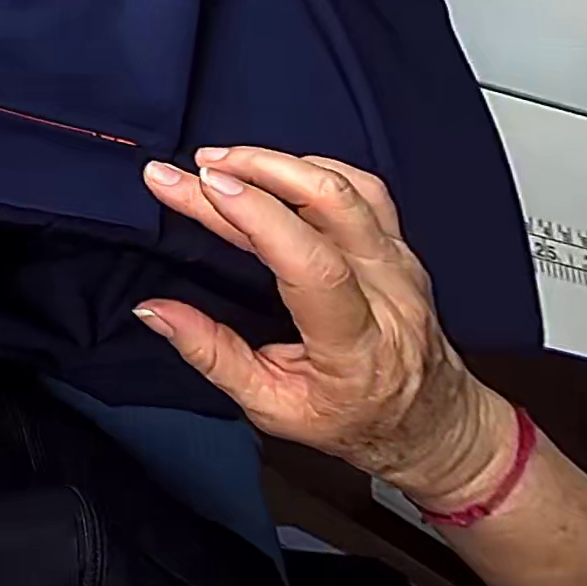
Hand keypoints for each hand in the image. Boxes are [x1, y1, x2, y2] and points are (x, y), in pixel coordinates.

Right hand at [136, 148, 519, 512]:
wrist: (437, 426)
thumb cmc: (351, 420)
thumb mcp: (271, 406)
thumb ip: (209, 354)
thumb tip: (150, 309)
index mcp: (356, 341)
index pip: (312, 263)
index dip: (256, 215)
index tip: (201, 184)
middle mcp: (389, 293)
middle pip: (336, 206)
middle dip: (257, 170)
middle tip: (193, 164)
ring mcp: (400, 265)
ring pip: (351, 189)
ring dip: (279, 162)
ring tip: (219, 158)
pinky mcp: (398, 248)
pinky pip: (363, 189)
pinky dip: (309, 167)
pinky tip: (268, 166)